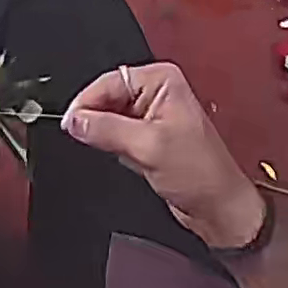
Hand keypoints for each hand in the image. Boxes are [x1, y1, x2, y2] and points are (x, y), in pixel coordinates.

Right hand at [64, 63, 264, 248]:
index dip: (87, 101)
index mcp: (162, 79)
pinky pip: (118, 135)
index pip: (112, 80)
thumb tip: (76, 120)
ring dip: (108, 136)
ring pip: (110, 117)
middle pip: (109, 97)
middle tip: (83, 138)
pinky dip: (116, 148)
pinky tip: (129, 160)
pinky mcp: (148, 135)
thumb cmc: (200, 172)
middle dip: (98, 119)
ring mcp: (152, 113)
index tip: (69, 121)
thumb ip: (107, 130)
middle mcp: (157, 90)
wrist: (218, 208)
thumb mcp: (148, 146)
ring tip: (122, 152)